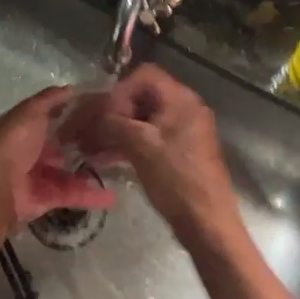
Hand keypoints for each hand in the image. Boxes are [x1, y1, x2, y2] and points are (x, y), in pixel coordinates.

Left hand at [0, 87, 115, 232]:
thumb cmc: (14, 142)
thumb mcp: (30, 112)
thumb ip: (50, 100)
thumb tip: (71, 88)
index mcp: (27, 127)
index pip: (54, 117)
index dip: (75, 113)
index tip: (102, 109)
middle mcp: (33, 150)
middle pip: (63, 145)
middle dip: (85, 142)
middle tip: (116, 139)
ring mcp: (41, 175)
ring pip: (70, 171)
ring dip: (91, 170)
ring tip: (119, 167)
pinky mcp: (47, 198)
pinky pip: (72, 194)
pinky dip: (90, 195)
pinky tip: (112, 196)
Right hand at [58, 65, 238, 247]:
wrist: (207, 224)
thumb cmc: (176, 179)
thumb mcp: (140, 146)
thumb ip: (113, 124)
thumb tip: (92, 117)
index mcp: (181, 99)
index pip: (144, 75)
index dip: (120, 90)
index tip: (104, 114)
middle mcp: (185, 107)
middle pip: (143, 95)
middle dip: (115, 111)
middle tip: (93, 131)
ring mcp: (185, 130)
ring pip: (144, 118)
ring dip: (119, 129)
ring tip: (93, 146)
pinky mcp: (181, 151)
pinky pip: (151, 136)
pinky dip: (130, 142)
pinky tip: (108, 157)